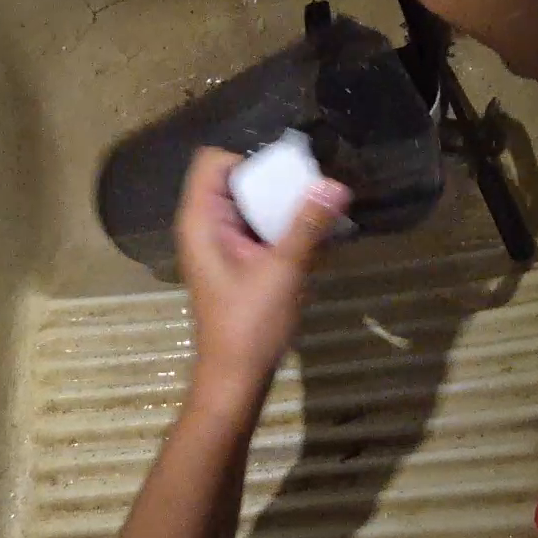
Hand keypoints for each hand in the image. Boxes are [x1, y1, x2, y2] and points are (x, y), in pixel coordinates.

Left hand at [175, 148, 350, 397]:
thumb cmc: (250, 324)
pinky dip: (283, 230)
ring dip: (284, 208)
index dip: (248, 160)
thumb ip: (308, 224)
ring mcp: (220, 246)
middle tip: (314, 193)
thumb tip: (335, 183)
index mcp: (201, 221)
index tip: (287, 177)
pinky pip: (258, 231)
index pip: (213, 161)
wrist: (235, 377)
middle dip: (275, 183)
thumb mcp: (283, 270)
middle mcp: (205, 227)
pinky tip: (315, 240)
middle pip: (236, 181)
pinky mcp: (236, 263)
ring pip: (251, 206)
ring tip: (321, 215)